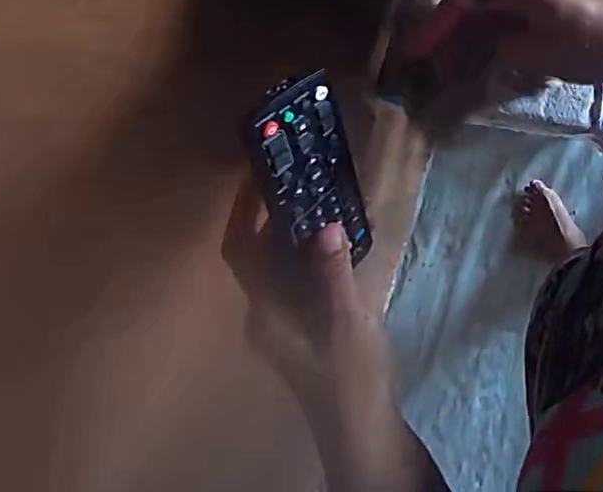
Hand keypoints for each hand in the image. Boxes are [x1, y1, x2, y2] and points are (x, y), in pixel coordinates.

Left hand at [224, 197, 431, 491]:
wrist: (360, 427)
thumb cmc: (349, 376)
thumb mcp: (347, 322)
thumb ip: (335, 274)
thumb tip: (327, 226)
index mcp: (267, 311)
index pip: (242, 252)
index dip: (244, 213)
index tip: (257, 175)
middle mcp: (269, 311)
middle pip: (261, 252)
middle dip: (275, 213)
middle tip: (300, 176)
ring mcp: (288, 317)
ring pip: (284, 261)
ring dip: (298, 228)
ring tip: (325, 195)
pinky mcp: (308, 320)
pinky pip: (304, 272)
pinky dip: (317, 248)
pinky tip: (347, 234)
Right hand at [404, 0, 602, 83]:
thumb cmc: (597, 42)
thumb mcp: (542, 55)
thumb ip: (504, 50)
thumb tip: (486, 50)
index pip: (463, 1)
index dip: (435, 28)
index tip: (415, 54)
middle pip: (478, 3)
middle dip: (455, 36)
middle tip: (440, 69)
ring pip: (497, 8)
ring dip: (478, 36)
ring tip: (462, 68)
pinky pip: (517, 10)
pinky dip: (500, 31)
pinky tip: (495, 54)